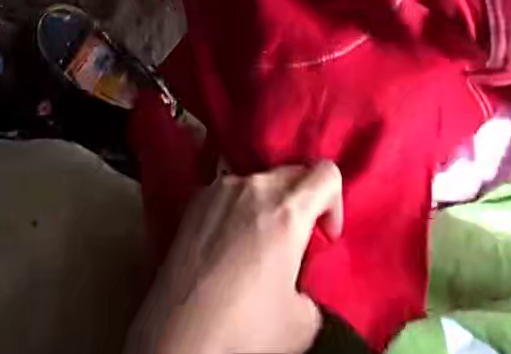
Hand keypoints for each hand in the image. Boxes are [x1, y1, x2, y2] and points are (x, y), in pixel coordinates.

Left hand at [127, 163, 344, 353]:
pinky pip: (230, 191)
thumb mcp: (300, 324)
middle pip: (294, 172)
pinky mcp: (195, 201)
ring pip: (260, 180)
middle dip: (303, 203)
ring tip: (257, 244)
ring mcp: (221, 189)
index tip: (324, 238)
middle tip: (295, 244)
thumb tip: (299, 283)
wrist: (175, 340)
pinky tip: (227, 244)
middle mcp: (256, 187)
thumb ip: (312, 286)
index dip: (334, 204)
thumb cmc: (242, 331)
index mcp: (288, 211)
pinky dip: (238, 208)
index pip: (327, 173)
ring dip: (269, 203)